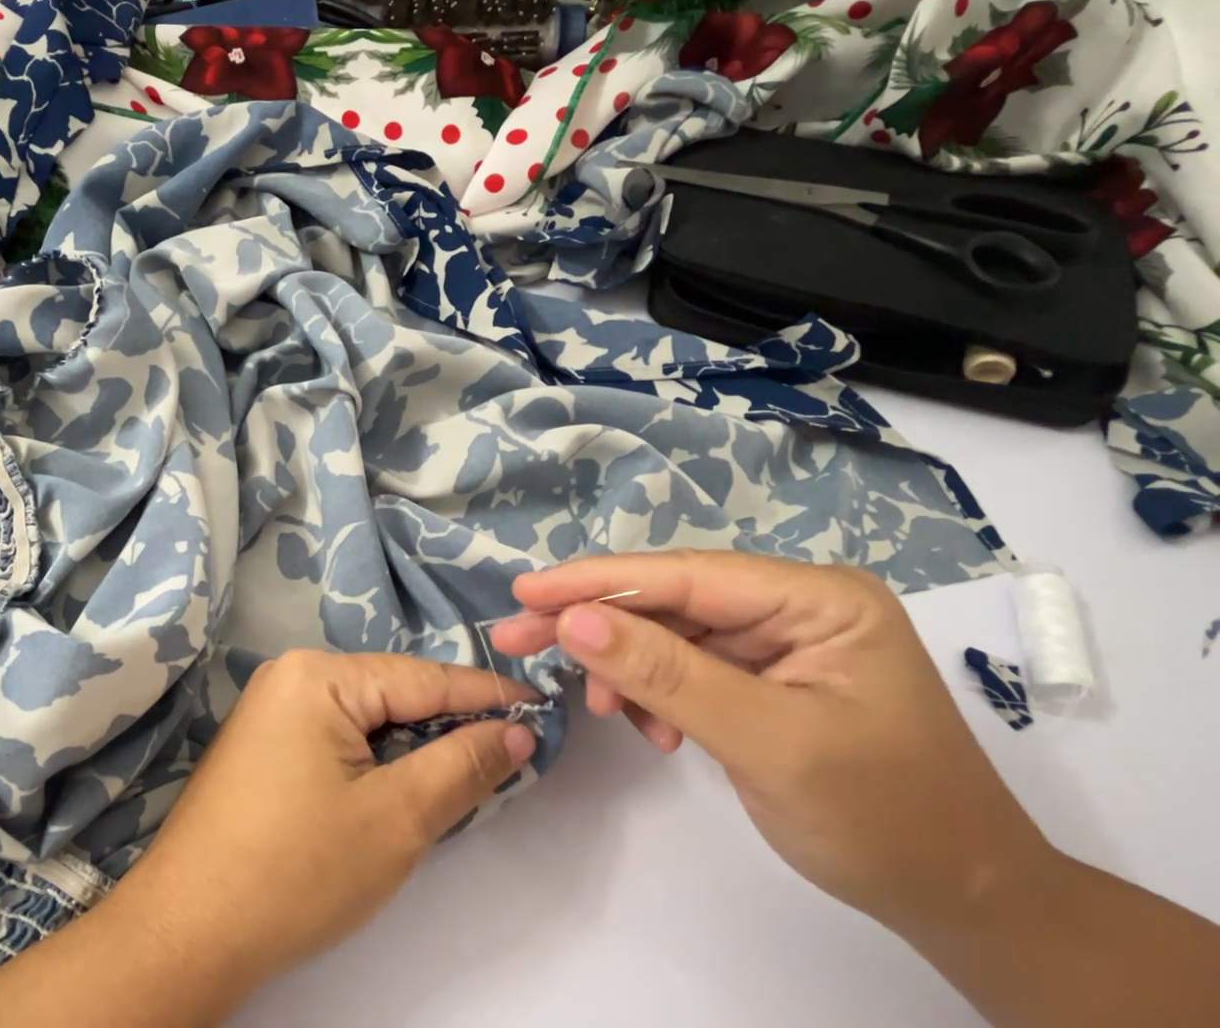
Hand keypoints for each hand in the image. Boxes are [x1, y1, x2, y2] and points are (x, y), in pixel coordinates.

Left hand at [111, 651, 538, 988]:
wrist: (191, 931)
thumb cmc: (298, 871)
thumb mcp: (397, 818)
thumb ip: (462, 765)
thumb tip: (516, 731)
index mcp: (319, 676)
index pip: (424, 678)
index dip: (488, 695)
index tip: (544, 705)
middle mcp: (291, 677)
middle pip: (394, 695)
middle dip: (451, 724)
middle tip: (516, 751)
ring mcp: (271, 712)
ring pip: (368, 721)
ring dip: (416, 747)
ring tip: (470, 771)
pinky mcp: (264, 749)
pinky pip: (339, 739)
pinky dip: (378, 761)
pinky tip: (406, 785)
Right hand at [488, 550, 1050, 934]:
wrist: (955, 896)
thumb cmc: (881, 816)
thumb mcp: (767, 741)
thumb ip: (667, 675)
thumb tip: (575, 619)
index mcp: (818, 599)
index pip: (686, 575)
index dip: (597, 581)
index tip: (524, 592)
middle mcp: (794, 606)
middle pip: (669, 601)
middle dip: (595, 623)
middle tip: (516, 638)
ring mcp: (776, 643)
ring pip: (667, 636)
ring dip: (623, 668)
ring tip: (600, 712)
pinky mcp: (759, 679)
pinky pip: (682, 670)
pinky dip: (652, 696)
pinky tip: (651, 731)